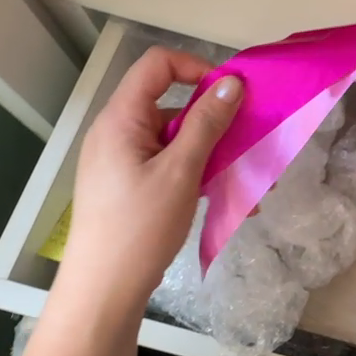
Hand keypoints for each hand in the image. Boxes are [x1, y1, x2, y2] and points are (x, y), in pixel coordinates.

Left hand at [55, 48, 241, 309]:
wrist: (103, 291)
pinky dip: (198, 174)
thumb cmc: (140, 227)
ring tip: (249, 182)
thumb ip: (207, 123)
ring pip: (176, 139)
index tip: (231, 95)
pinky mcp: (130, 186)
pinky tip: (228, 200)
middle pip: (172, 103)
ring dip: (214, 153)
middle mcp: (118, 132)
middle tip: (252, 141)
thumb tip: (231, 82)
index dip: (196, 68)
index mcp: (121, 119)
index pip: (157, 65)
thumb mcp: (181, 171)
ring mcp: (122, 161)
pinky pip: (169, 164)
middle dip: (216, 120)